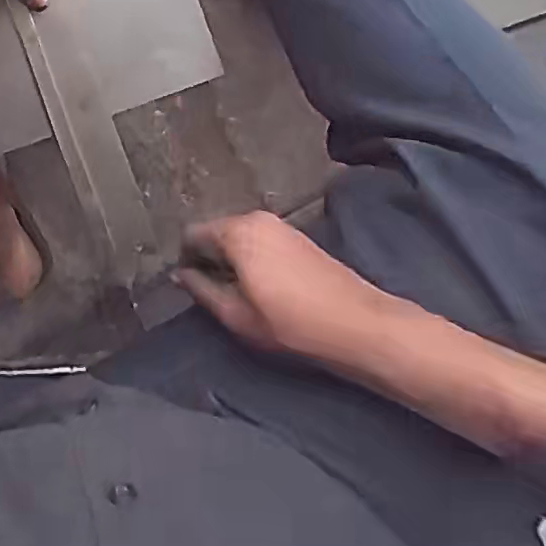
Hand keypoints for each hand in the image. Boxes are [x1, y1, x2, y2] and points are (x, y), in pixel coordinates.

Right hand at [177, 211, 545, 456]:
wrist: (364, 328)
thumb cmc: (292, 323)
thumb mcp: (236, 315)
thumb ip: (201, 290)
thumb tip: (181, 275)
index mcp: (236, 231)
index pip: (191, 234)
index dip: (186, 260)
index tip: (193, 286)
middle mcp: (256, 218)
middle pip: (215, 232)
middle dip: (209, 257)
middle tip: (215, 292)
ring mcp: (281, 225)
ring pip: (238, 237)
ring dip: (231, 259)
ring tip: (241, 293)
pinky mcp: (299, 238)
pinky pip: (259, 241)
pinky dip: (252, 259)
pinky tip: (266, 288)